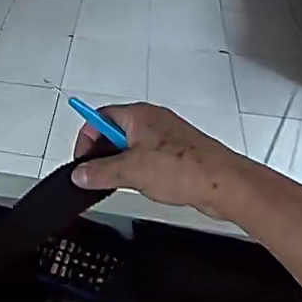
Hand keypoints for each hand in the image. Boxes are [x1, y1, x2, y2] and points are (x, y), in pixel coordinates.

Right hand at [70, 103, 255, 218]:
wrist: (221, 182)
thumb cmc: (185, 167)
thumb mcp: (131, 171)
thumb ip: (100, 172)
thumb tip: (81, 173)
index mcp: (139, 115)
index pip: (100, 116)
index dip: (87, 138)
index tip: (82, 161)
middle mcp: (152, 120)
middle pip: (115, 130)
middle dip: (103, 153)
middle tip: (97, 175)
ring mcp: (166, 136)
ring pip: (132, 146)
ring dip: (122, 164)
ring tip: (123, 183)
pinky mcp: (177, 153)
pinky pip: (149, 157)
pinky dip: (140, 170)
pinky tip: (144, 186)